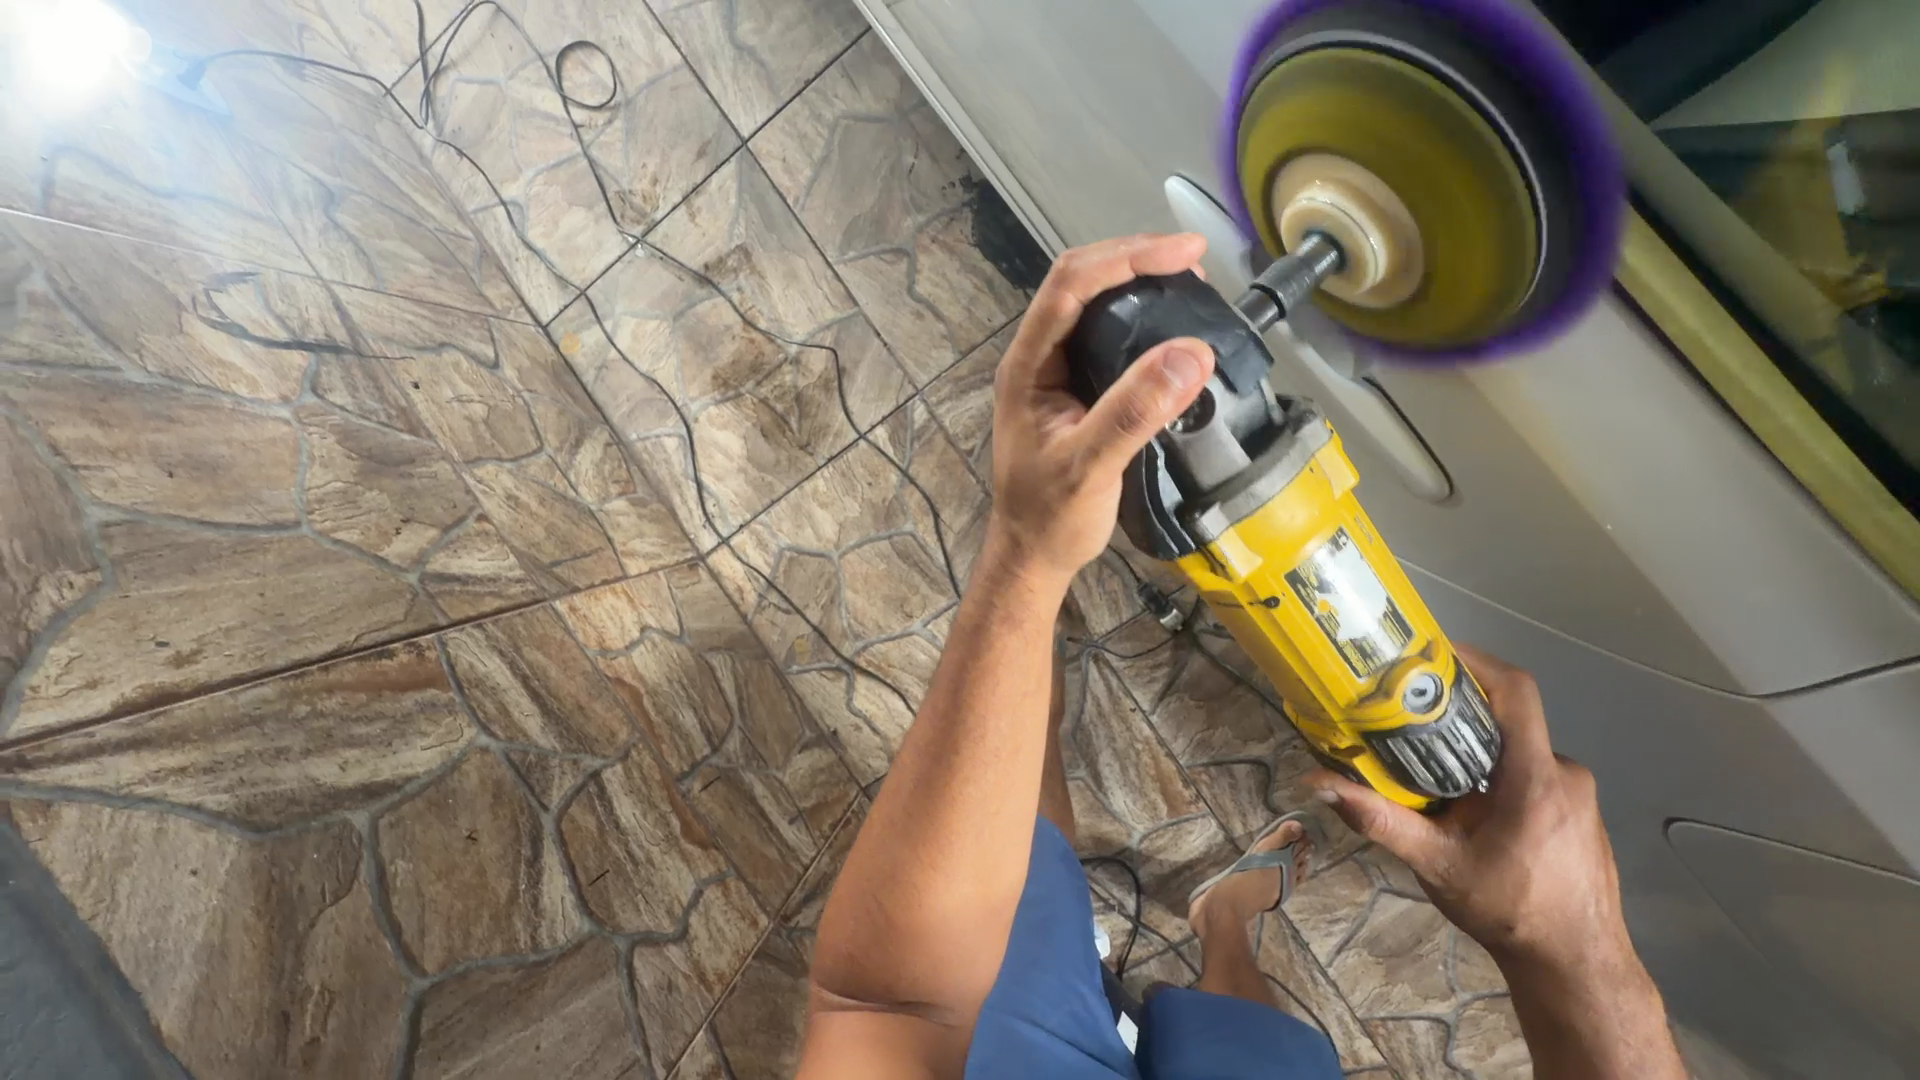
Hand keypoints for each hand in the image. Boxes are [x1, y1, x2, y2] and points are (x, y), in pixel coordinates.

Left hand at [987, 234, 1215, 584]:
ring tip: (1190, 285)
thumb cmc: (1050, 516)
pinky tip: (1172, 327)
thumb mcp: (1089, 467)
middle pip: (1079, 284)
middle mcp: (1037, 360)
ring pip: (1094, 307)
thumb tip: (1192, 352)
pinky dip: (1141, 321)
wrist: (1034, 553)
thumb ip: (1133, 412)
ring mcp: (1055, 374)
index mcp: (1027, 366)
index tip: (1186, 252)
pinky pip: (1107, 338)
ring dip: (1138, 286)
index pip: (1069, 286)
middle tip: (1194, 263)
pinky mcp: (1077, 392)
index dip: (1126, 258)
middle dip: (1134, 261)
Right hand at [1309, 646, 1632, 977]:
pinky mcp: (1577, 808)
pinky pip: (1528, 767)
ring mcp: (1576, 790)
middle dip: (1455, 710)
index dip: (1475, 660)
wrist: (1577, 965)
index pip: (1516, 692)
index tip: (1429, 650)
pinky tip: (1461, 801)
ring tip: (1424, 763)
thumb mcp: (1435, 863)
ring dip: (1470, 745)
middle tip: (1404, 714)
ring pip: (1513, 746)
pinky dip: (1491, 769)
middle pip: (1505, 717)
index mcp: (1535, 776)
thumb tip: (1317, 785)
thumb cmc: (1510, 908)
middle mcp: (1563, 772)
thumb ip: (1378, 819)